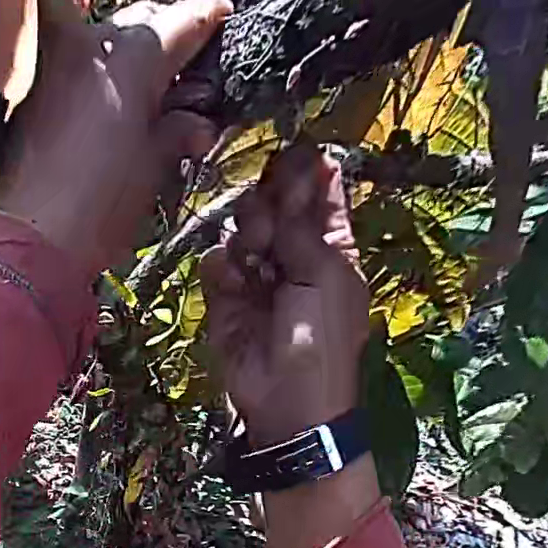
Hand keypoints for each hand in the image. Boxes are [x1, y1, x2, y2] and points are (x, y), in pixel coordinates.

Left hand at [0, 0, 232, 277]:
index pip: (192, 18)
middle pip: (144, 23)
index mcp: (137, 54)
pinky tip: (105, 115)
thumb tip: (196, 124)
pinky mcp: (31, 95)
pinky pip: (73, 71)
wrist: (30, 243)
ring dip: (127, 63)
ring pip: (105, 43)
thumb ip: (179, 131)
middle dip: (166, 44)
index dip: (214, 27)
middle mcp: (94, 46)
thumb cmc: (96, 212)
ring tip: (141, 103)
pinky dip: (95, 83)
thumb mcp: (153, 169)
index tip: (223, 35)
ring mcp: (56, 65)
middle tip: (180, 85)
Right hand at [201, 144, 378, 547]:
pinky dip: (221, 269)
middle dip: (271, 205)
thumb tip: (293, 186)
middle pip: (275, 212)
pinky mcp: (223, 304)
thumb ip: (302, 232)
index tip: (298, 149)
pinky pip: (216, 270)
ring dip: (247, 237)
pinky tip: (231, 277)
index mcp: (331, 250)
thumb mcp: (324, 277)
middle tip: (271, 210)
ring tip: (255, 252)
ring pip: (242, 236)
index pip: (319, 201)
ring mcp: (254, 282)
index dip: (310, 175)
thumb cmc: (322, 337)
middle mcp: (291, 260)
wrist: (286, 398)